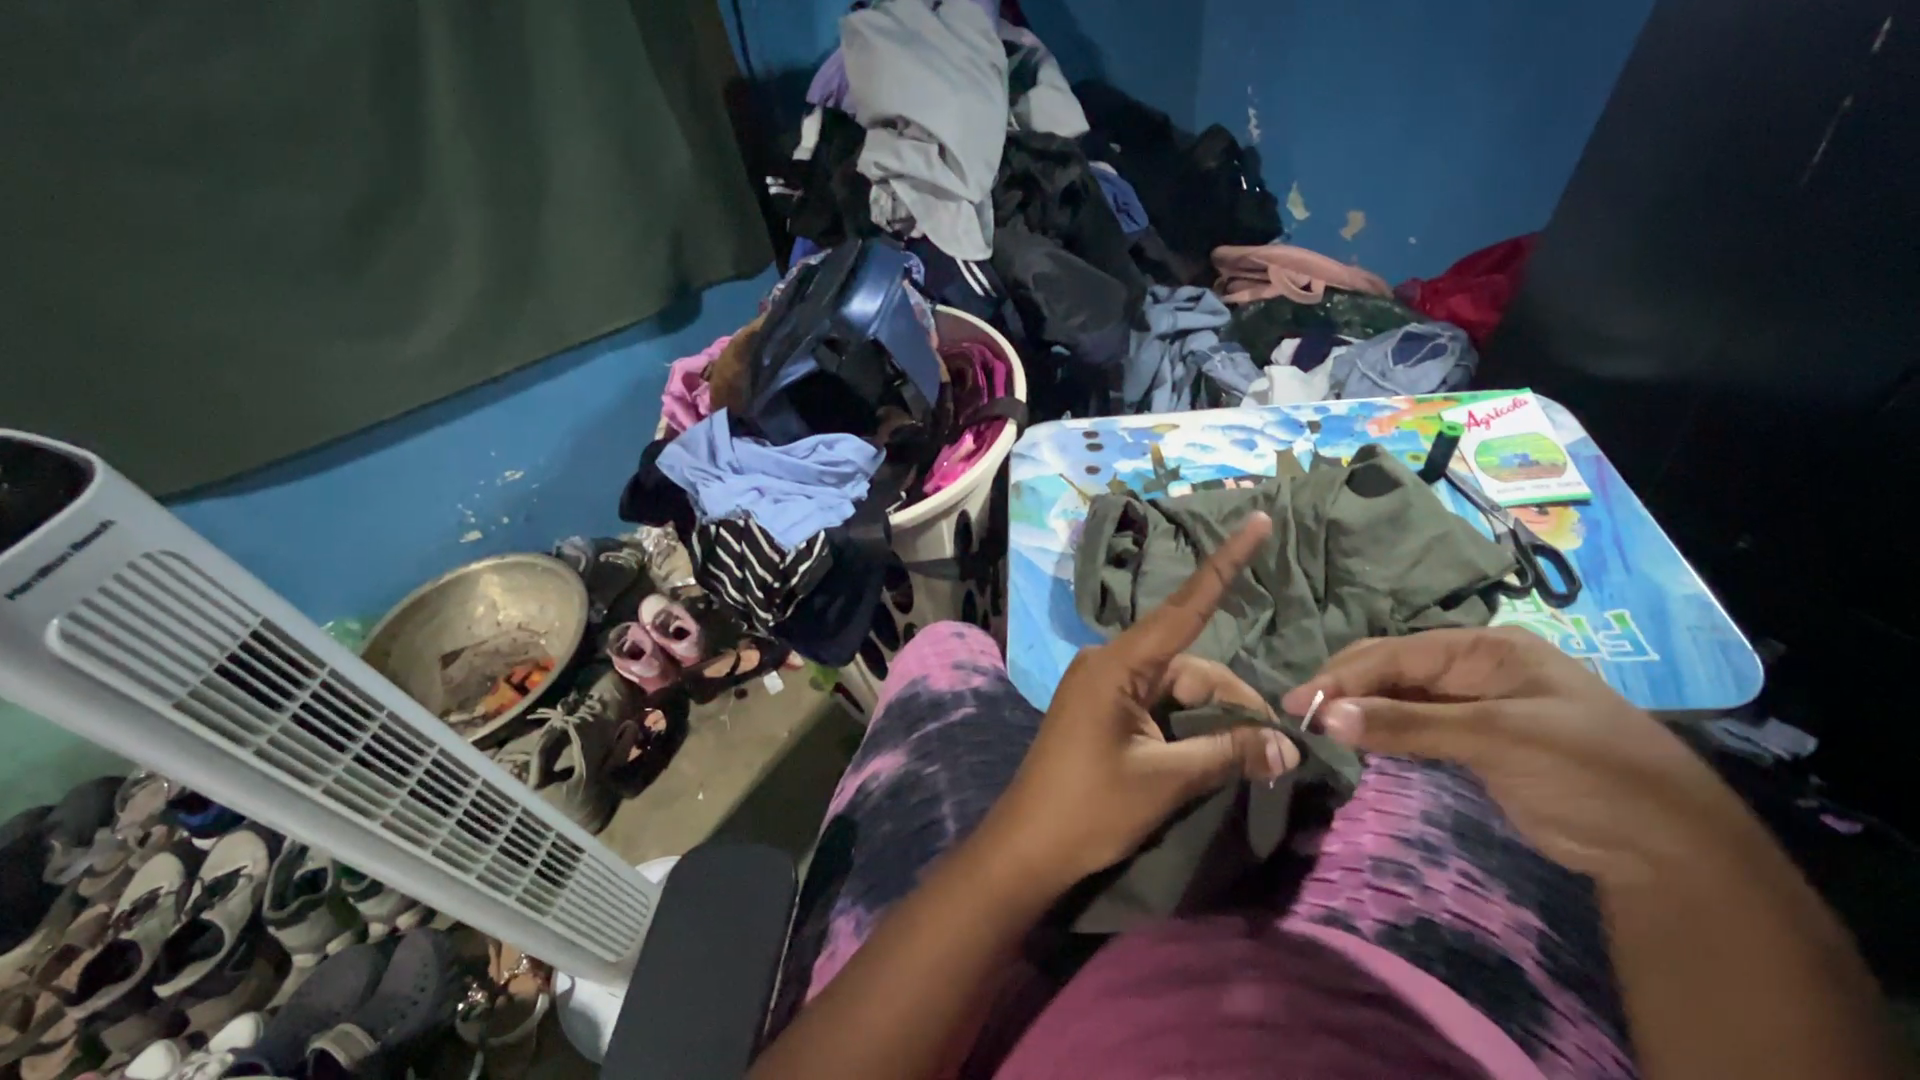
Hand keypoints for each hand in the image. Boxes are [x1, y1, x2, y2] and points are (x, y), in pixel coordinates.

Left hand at [979, 514, 1298, 891]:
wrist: (1026, 849)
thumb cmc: (1089, 809)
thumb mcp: (1165, 781)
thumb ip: (1228, 753)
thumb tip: (1288, 745)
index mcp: (1116, 665)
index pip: (1184, 608)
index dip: (1226, 566)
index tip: (1256, 521)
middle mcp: (1110, 665)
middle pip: (1192, 667)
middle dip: (1234, 703)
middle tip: (1272, 751)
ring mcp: (1105, 690)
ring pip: (1180, 691)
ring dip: (1213, 722)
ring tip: (1246, 762)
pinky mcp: (1104, 714)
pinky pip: (1160, 708)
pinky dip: (1190, 730)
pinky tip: (1211, 758)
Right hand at [1283, 627, 1756, 881]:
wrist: (1667, 845)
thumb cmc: (1588, 770)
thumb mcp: (1499, 739)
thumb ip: (1410, 725)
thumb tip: (1327, 717)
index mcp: (1488, 649)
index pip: (1398, 652)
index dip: (1344, 675)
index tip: (1297, 703)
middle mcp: (1477, 670)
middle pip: (1394, 669)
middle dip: (1345, 688)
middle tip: (1296, 715)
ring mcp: (1477, 708)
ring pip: (1400, 699)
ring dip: (1359, 711)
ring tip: (1315, 728)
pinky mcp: (1477, 745)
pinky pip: (1415, 728)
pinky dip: (1382, 733)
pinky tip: (1355, 742)